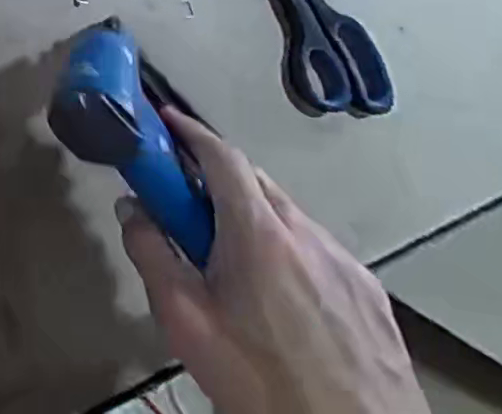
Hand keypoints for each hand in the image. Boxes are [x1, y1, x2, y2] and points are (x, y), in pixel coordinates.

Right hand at [117, 110, 428, 413]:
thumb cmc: (261, 381)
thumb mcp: (185, 321)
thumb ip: (150, 254)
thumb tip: (131, 209)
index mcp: (257, 231)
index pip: (221, 155)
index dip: (190, 131)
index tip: (166, 120)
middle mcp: (305, 231)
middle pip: (254, 179)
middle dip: (216, 174)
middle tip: (185, 197)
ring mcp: (344, 260)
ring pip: (287, 214)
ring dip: (251, 214)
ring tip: (230, 257)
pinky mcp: (370, 292)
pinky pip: (317, 248)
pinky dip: (288, 247)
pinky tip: (280, 292)